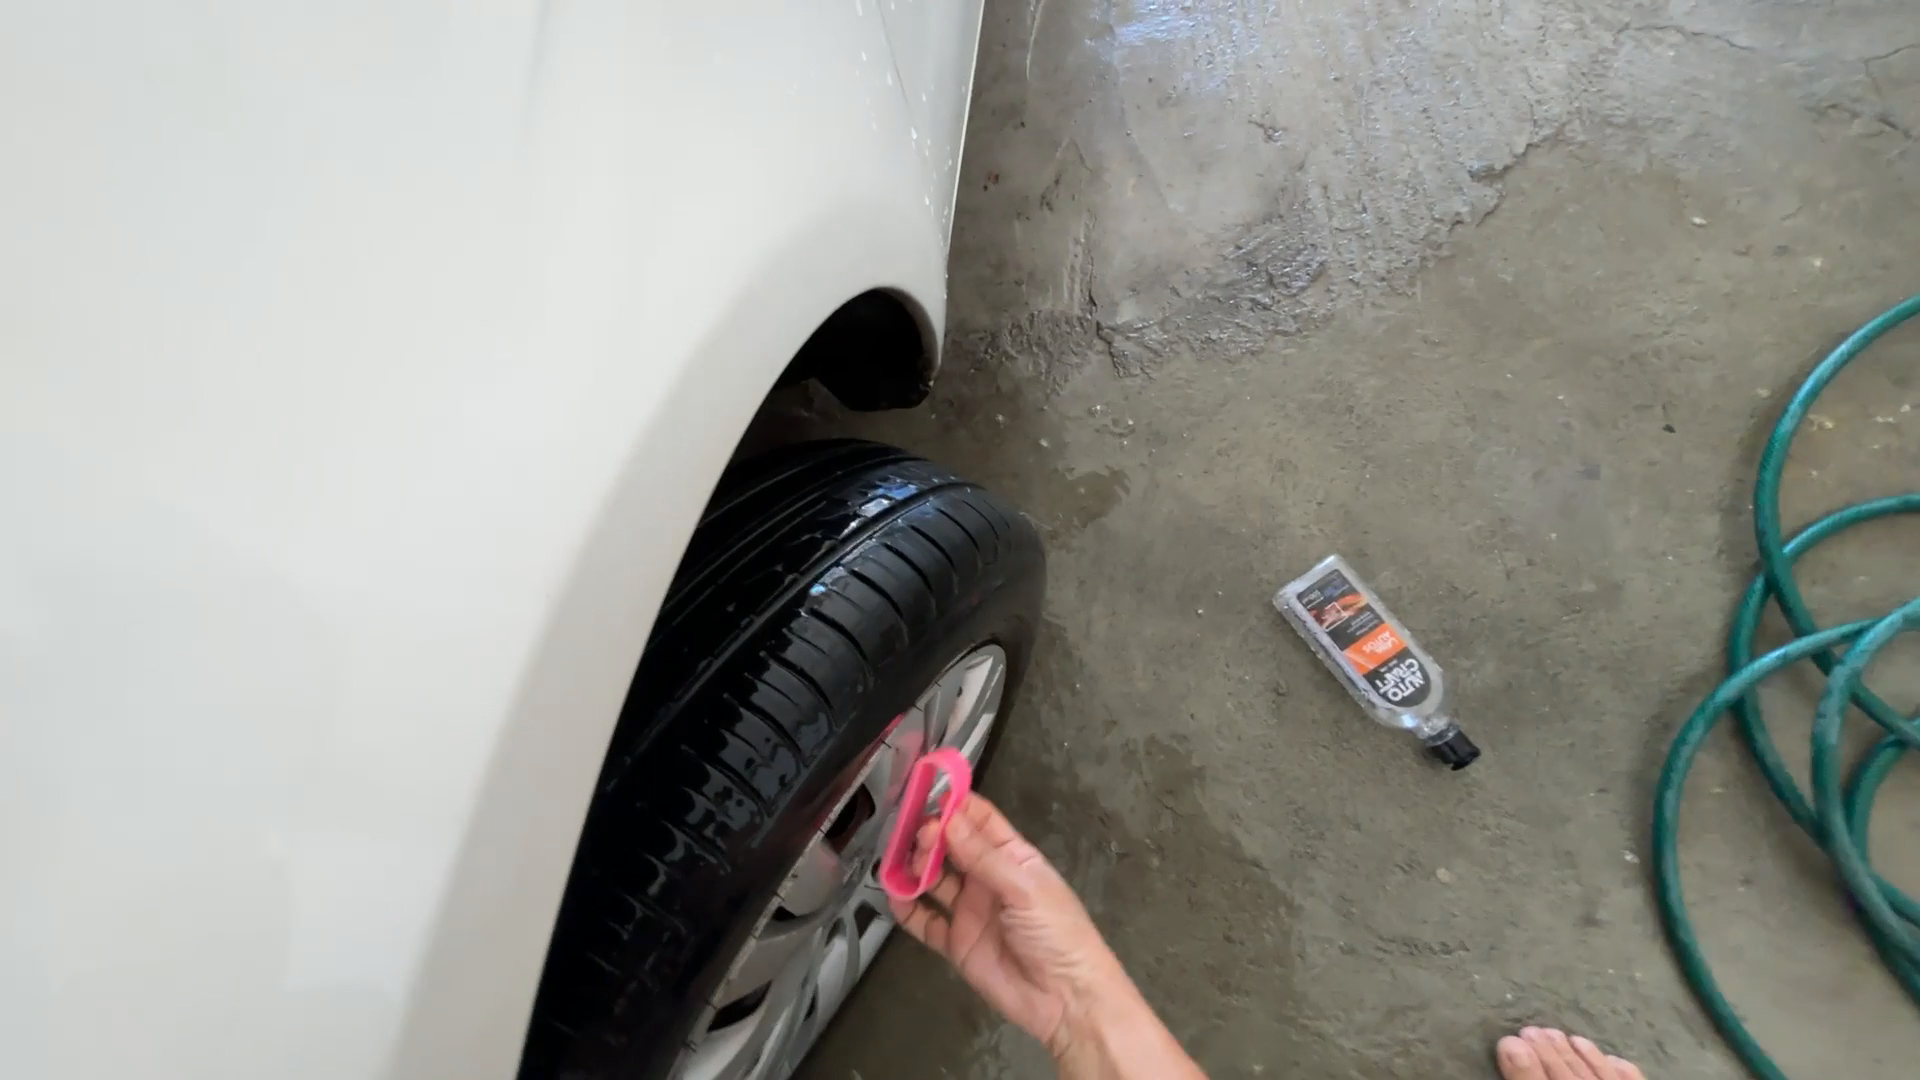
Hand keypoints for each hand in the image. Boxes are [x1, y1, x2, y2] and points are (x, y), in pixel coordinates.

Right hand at [885, 793, 1109, 1051]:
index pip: (979, 819)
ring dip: (916, 866)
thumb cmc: (1057, 932)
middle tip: (915, 833)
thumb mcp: (1024, 887)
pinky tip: (893, 895)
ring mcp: (970, 909)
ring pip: (934, 878)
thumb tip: (948, 819)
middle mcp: (987, 877)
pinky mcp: (956, 942)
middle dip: (930, 834)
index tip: (928, 791)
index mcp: (1012, 856)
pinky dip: (907, 908)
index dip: (955, 804)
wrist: (1065, 1001)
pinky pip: (925, 921)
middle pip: (951, 845)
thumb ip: (983, 856)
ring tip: (902, 860)